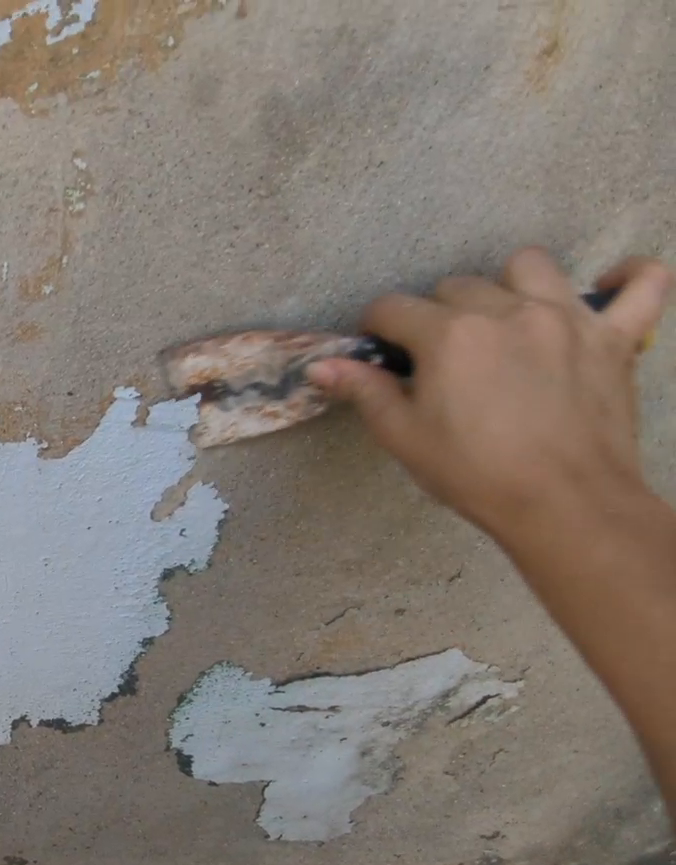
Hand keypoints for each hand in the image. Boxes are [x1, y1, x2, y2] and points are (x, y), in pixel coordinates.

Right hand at [309, 248, 671, 550]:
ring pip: (531, 266)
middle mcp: (507, 312)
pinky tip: (607, 286)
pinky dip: (627, 277)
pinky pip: (645, 283)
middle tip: (432, 353)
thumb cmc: (468, 468)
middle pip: (456, 286)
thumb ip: (362, 388)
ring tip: (499, 318)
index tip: (375, 356)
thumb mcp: (398, 432)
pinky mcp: (618, 335)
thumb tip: (321, 366)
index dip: (373, 330)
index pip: (391, 308)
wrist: (561, 499)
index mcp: (448, 335)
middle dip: (433, 312)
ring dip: (506, 284)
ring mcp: (569, 318)